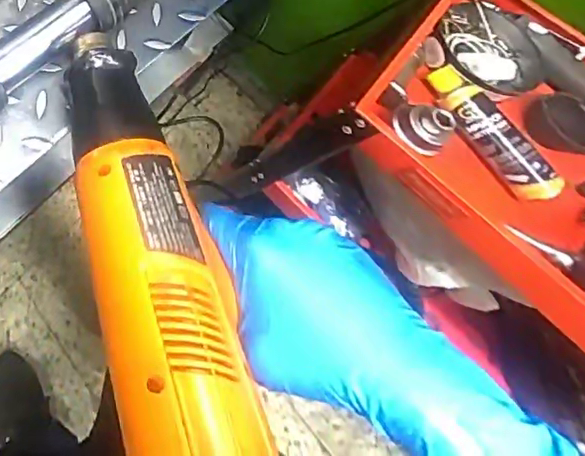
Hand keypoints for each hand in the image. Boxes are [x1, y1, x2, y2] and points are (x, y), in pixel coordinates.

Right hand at [203, 206, 575, 455]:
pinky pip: (307, 251)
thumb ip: (226, 314)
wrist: (394, 364)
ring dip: (270, 263)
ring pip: (277, 241)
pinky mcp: (345, 249)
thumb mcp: (253, 347)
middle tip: (234, 289)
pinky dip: (301, 270)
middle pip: (245, 232)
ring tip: (277, 303)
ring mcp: (319, 236)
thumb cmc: (324, 357)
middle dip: (236, 257)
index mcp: (259, 243)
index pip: (211, 219)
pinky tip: (311, 305)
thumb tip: (216, 305)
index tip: (190, 248)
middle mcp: (287, 229)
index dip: (195, 234)